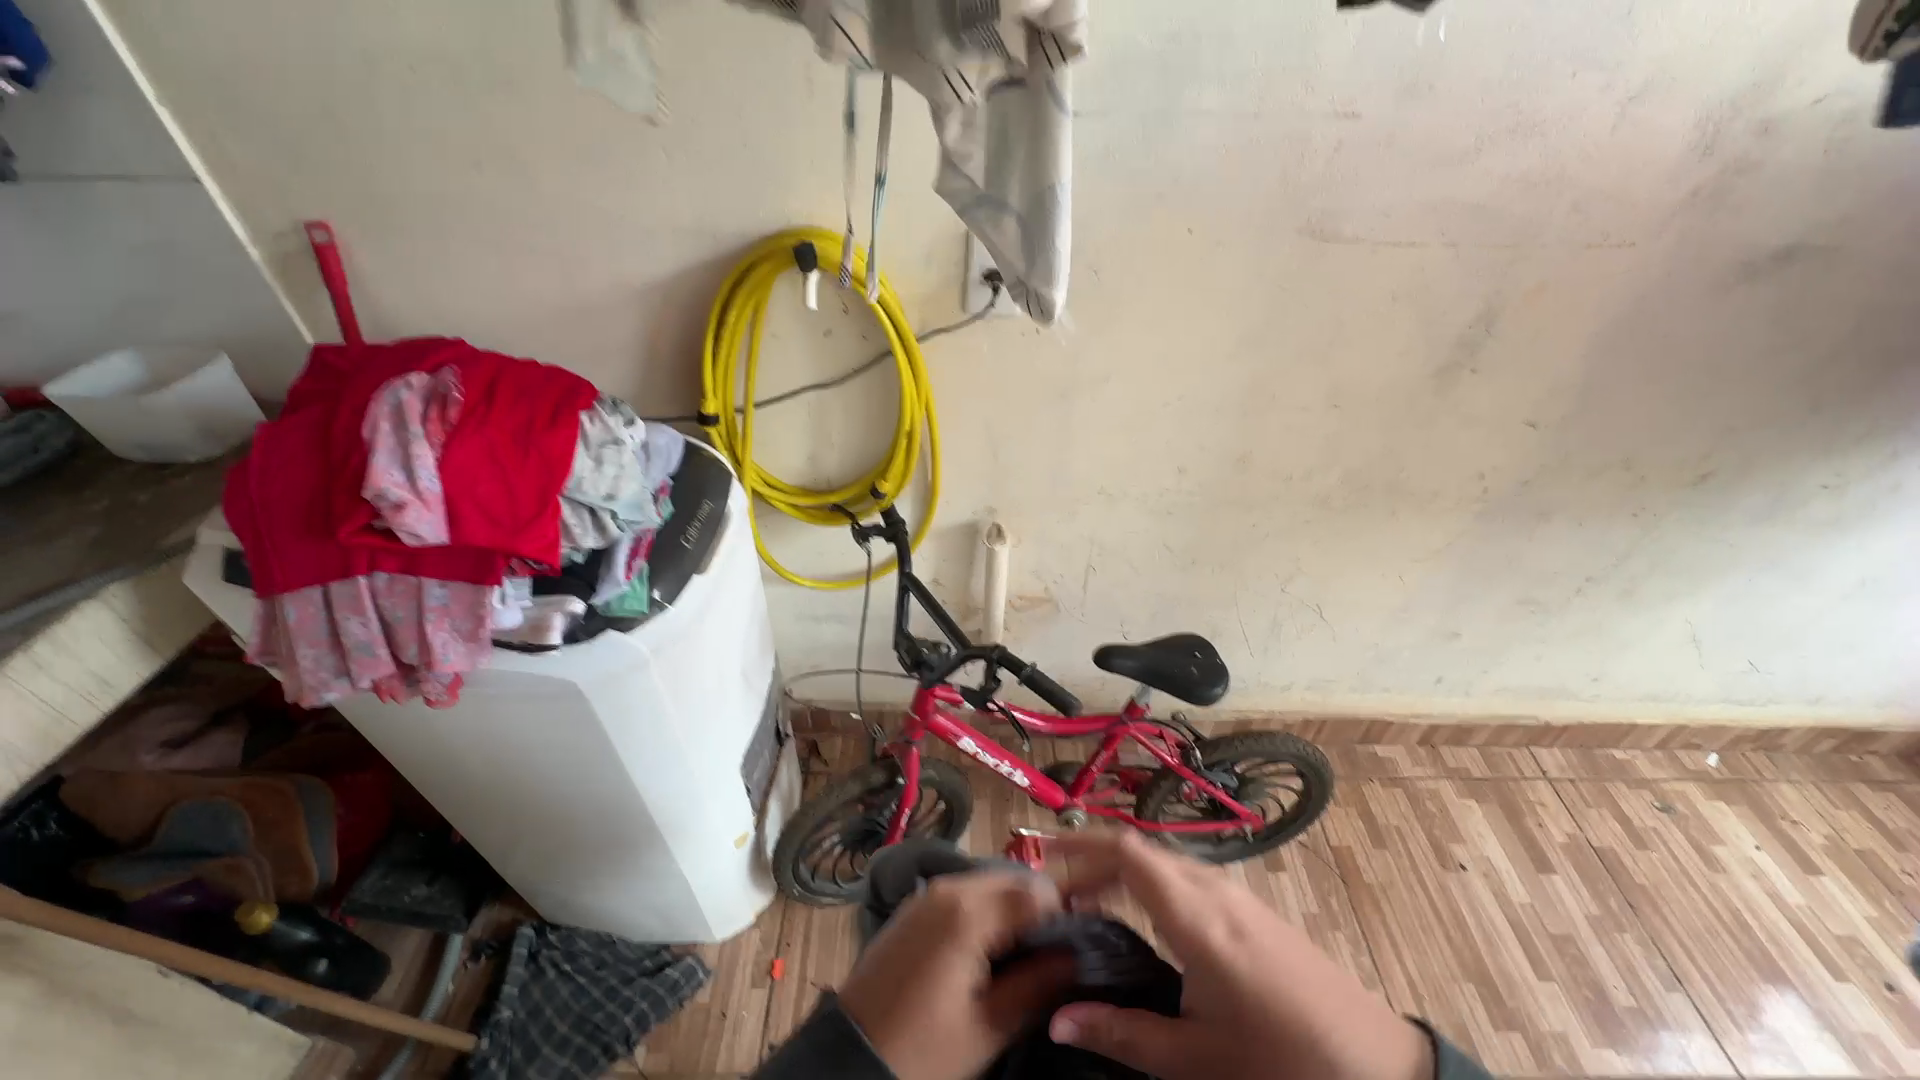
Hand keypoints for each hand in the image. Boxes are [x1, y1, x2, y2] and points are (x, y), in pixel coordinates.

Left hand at [837, 870, 1075, 1079]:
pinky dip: (986, 914)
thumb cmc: (920, 1050)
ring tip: (1024, 959)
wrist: (846, 1059)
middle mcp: (947, 888)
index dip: (1066, 917)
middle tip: (1055, 957)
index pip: (1038, 893)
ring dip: (1013, 913)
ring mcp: (926, 895)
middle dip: (1040, 912)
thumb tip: (1078, 957)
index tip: (1079, 950)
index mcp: (967, 911)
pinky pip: (964, 897)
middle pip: (1014, 882)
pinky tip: (990, 953)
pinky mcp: (913, 909)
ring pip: (990, 887)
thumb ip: (1038, 984)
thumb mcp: (988, 1026)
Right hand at [1047, 830, 1433, 1079]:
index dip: (1079, 847)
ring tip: (1088, 900)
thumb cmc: (1283, 1061)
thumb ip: (1122, 1033)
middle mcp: (1216, 891)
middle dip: (1092, 858)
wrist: (1381, 1066)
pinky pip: (1189, 876)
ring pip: (1167, 861)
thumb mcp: (1195, 1058)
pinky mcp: (1255, 911)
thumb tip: (1055, 1017)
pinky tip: (1143, 918)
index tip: (1039, 862)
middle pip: (1142, 850)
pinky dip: (1151, 882)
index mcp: (1196, 917)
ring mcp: (1241, 897)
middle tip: (1053, 890)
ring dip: (1122, 870)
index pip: (1127, 853)